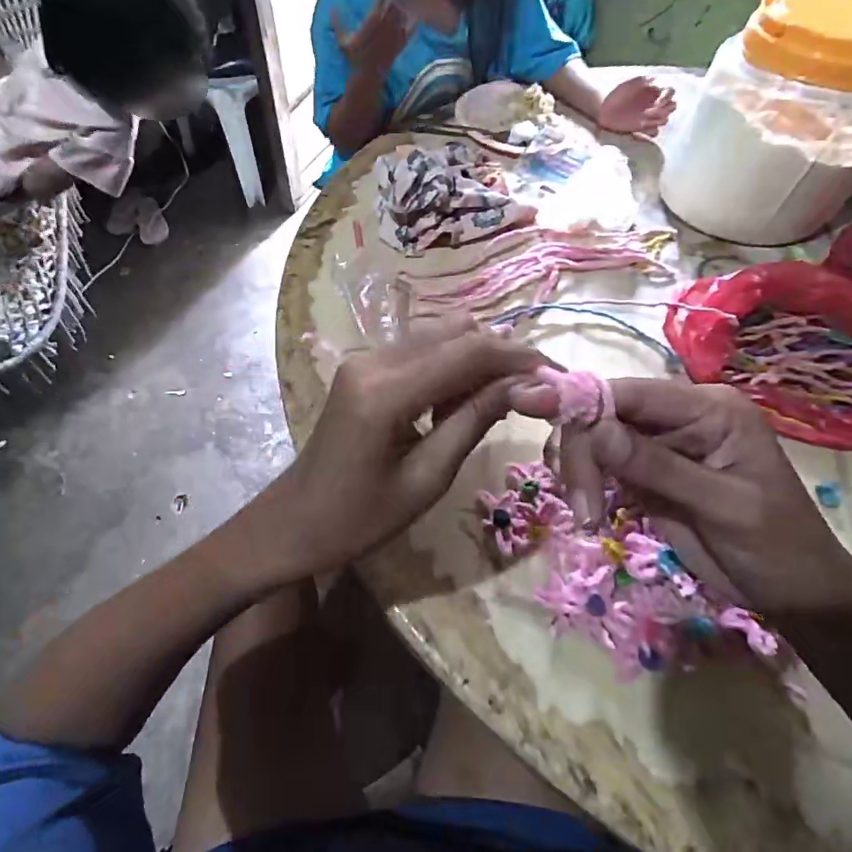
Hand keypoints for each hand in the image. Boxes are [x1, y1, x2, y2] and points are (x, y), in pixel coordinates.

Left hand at [231, 316, 546, 584]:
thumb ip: (476, 421)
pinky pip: (421, 348)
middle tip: (530, 394)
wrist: (294, 522)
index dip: (519, 358)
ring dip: (475, 358)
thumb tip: (532, 387)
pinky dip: (450, 364)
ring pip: (440, 333)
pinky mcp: (364, 365)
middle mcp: (373, 359)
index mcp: (385, 391)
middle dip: (500, 355)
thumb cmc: (359, 518)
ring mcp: (365, 358)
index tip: (557, 376)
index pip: (468, 351)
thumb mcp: (427, 478)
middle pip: (456, 330)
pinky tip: (455, 402)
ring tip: (492, 404)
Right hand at [334, 0, 412, 78]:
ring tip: (397, 10)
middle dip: (392, 1)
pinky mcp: (400, 44)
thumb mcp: (343, 40)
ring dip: (400, 11)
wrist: (368, 75)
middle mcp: (386, 24)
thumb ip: (338, 23)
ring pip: (402, 16)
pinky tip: (409, 23)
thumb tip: (332, 7)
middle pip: (393, 5)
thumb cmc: (354, 57)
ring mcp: (395, 34)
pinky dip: (410, 26)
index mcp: (373, 19)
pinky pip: (409, 31)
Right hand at [512, 378, 851, 614]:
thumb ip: (657, 465)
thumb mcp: (722, 505)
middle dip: (581, 452)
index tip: (531, 405)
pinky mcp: (645, 473)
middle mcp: (679, 417)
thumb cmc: (776, 546)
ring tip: (587, 516)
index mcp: (709, 409)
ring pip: (595, 437)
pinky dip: (584, 483)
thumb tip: (594, 427)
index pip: (631, 392)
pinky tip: (588, 512)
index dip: (581, 398)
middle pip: (605, 412)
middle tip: (581, 508)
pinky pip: (600, 464)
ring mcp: (660, 445)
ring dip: (578, 470)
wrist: (796, 594)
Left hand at [595, 76, 675, 135]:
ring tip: (644, 121)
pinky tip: (641, 129)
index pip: (669, 92)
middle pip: (671, 107)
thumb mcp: (626, 85)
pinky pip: (654, 131)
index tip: (658, 102)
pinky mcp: (642, 128)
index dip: (667, 97)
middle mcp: (654, 104)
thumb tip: (653, 79)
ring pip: (664, 119)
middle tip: (651, 113)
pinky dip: (651, 131)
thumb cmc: (615, 94)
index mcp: (653, 92)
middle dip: (665, 110)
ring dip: (658, 120)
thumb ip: (640, 81)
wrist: (603, 108)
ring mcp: (649, 117)